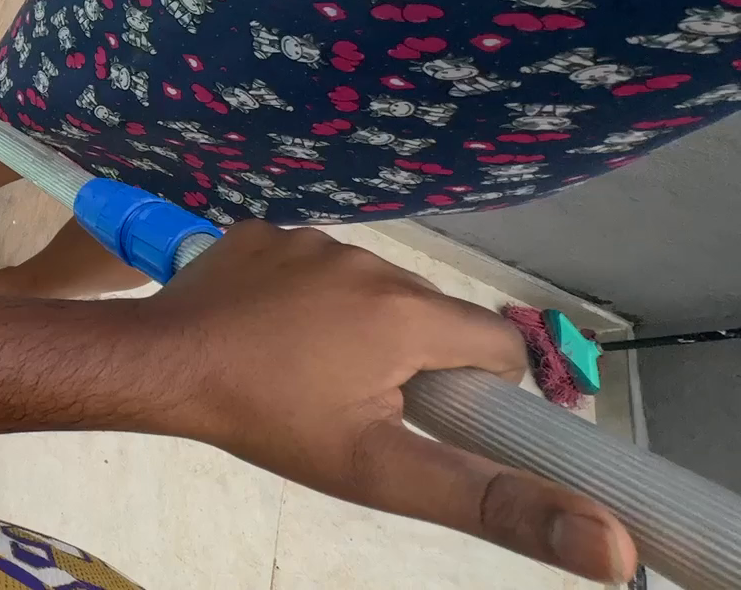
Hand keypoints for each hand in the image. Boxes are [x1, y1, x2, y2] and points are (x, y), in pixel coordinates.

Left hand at [139, 220, 636, 582]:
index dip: (477, 386)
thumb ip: (493, 500)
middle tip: (353, 390)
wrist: (161, 362)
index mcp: (404, 310)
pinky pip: (305, 260)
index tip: (427, 411)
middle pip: (427, 310)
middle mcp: (360, 257)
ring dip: (356, 317)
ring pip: (365, 282)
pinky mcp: (254, 229)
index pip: (496, 343)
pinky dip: (302, 286)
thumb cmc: (266, 416)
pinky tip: (266, 317)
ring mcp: (300, 235)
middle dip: (413, 351)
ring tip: (303, 356)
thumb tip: (615, 545)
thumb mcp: (380, 469)